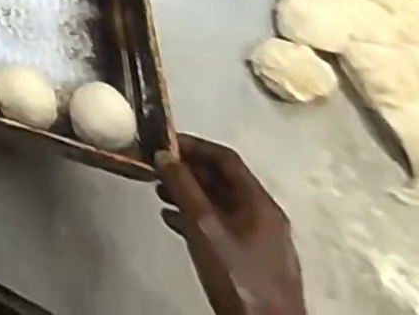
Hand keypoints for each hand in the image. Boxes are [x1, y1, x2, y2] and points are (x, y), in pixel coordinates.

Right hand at [156, 135, 305, 314]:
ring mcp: (258, 240)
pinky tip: (171, 219)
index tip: (162, 142)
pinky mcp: (249, 259)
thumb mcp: (203, 226)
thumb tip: (163, 154)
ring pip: (218, 202)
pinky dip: (194, 214)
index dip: (194, 145)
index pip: (226, 159)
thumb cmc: (236, 275)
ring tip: (157, 190)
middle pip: (222, 179)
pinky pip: (218, 223)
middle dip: (187, 169)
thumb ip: (182, 186)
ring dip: (187, 191)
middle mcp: (263, 217)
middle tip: (155, 165)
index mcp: (260, 205)